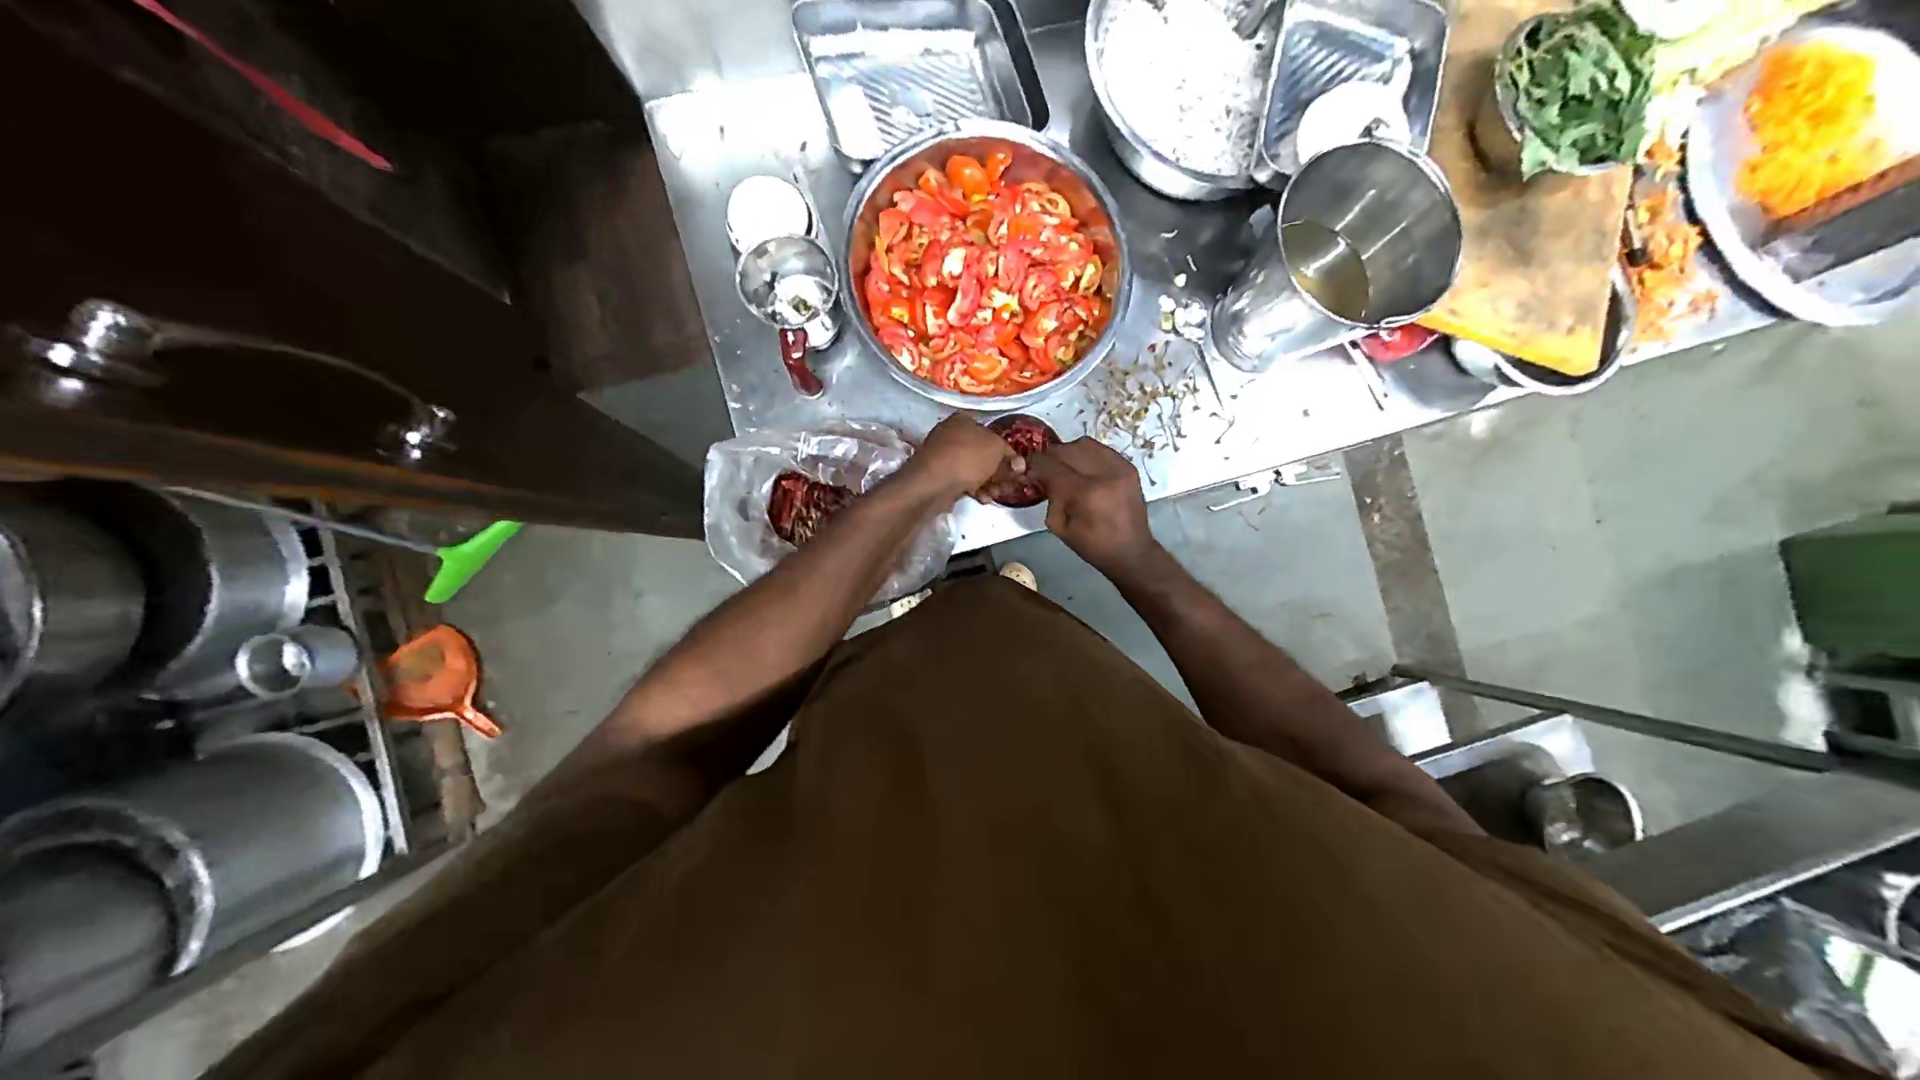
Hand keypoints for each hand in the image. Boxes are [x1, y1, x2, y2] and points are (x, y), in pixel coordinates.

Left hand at [910, 414, 1018, 500]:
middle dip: (999, 471)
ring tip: (997, 493)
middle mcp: (951, 434)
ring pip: (973, 469)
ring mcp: (943, 456)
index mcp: (964, 420)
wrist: (933, 482)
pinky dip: (974, 488)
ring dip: (989, 482)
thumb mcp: (996, 451)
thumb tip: (1018, 465)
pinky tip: (982, 498)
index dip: (1007, 451)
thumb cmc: (967, 458)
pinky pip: (962, 480)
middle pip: (983, 453)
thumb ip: (1009, 457)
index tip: (1017, 468)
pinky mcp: (938, 476)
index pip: (992, 433)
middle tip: (1009, 484)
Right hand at [1027, 438, 1160, 578]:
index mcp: (1085, 494)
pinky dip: (1086, 454)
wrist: (1131, 550)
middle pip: (1066, 450)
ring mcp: (1119, 467)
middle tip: (1045, 469)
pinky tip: (1083, 468)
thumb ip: (1048, 495)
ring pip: (1083, 444)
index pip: (1051, 466)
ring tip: (1064, 467)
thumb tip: (1039, 474)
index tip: (1026, 468)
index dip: (1034, 464)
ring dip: (1068, 452)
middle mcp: (1103, 474)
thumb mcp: (1059, 526)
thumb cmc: (1092, 544)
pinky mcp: (1128, 466)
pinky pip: (1100, 449)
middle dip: (1050, 458)